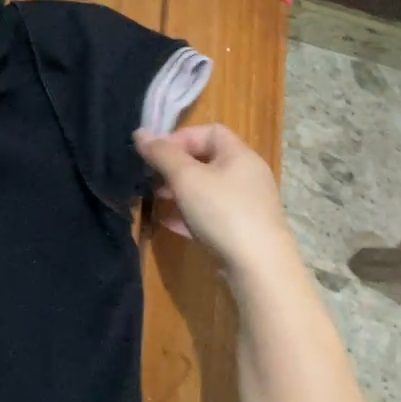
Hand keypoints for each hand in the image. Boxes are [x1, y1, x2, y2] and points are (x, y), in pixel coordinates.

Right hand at [134, 124, 297, 275]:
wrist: (260, 269)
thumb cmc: (223, 212)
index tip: (156, 155)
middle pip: (205, 160)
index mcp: (239, 156)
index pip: (208, 131)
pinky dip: (188, 214)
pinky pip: (210, 213)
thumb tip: (139, 132)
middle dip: (174, 167)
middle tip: (151, 179)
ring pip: (205, 188)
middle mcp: (247, 176)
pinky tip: (169, 223)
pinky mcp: (242, 230)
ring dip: (177, 191)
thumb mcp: (185, 178)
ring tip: (156, 201)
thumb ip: (161, 153)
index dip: (179, 137)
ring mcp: (246, 205)